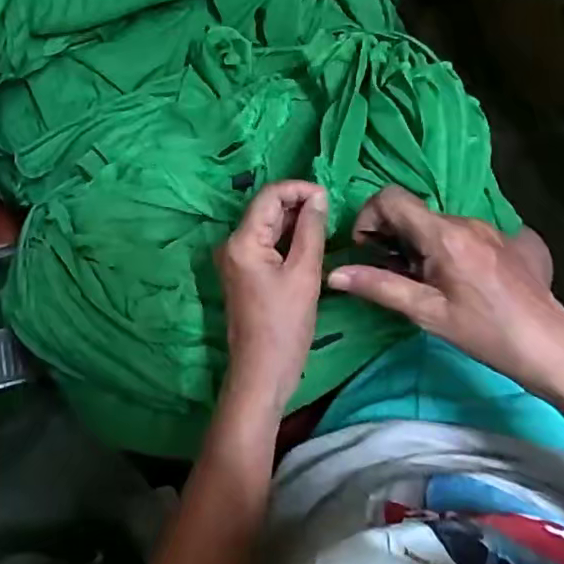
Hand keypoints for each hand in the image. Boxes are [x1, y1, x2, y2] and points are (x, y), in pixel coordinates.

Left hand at [215, 180, 328, 412]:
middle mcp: (232, 243)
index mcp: (242, 240)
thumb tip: (318, 197)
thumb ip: (311, 230)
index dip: (299, 189)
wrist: (261, 374)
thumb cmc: (285, 326)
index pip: (270, 195)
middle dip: (298, 204)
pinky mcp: (243, 272)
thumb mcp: (304, 274)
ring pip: (267, 225)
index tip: (328, 197)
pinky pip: (266, 243)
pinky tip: (310, 244)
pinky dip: (287, 238)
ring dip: (295, 221)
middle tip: (331, 213)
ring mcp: (235, 258)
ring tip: (325, 227)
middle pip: (266, 208)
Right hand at [328, 186, 563, 396]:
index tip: (368, 250)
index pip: (391, 197)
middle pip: (414, 212)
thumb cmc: (487, 334)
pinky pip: (464, 233)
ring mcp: (490, 227)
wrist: (555, 348)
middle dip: (394, 238)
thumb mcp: (428, 313)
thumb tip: (336, 274)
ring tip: (430, 285)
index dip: (369, 217)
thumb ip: (380, 287)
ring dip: (421, 246)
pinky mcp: (508, 239)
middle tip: (398, 276)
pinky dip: (448, 249)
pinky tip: (461, 282)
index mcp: (444, 234)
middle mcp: (466, 220)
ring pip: (438, 224)